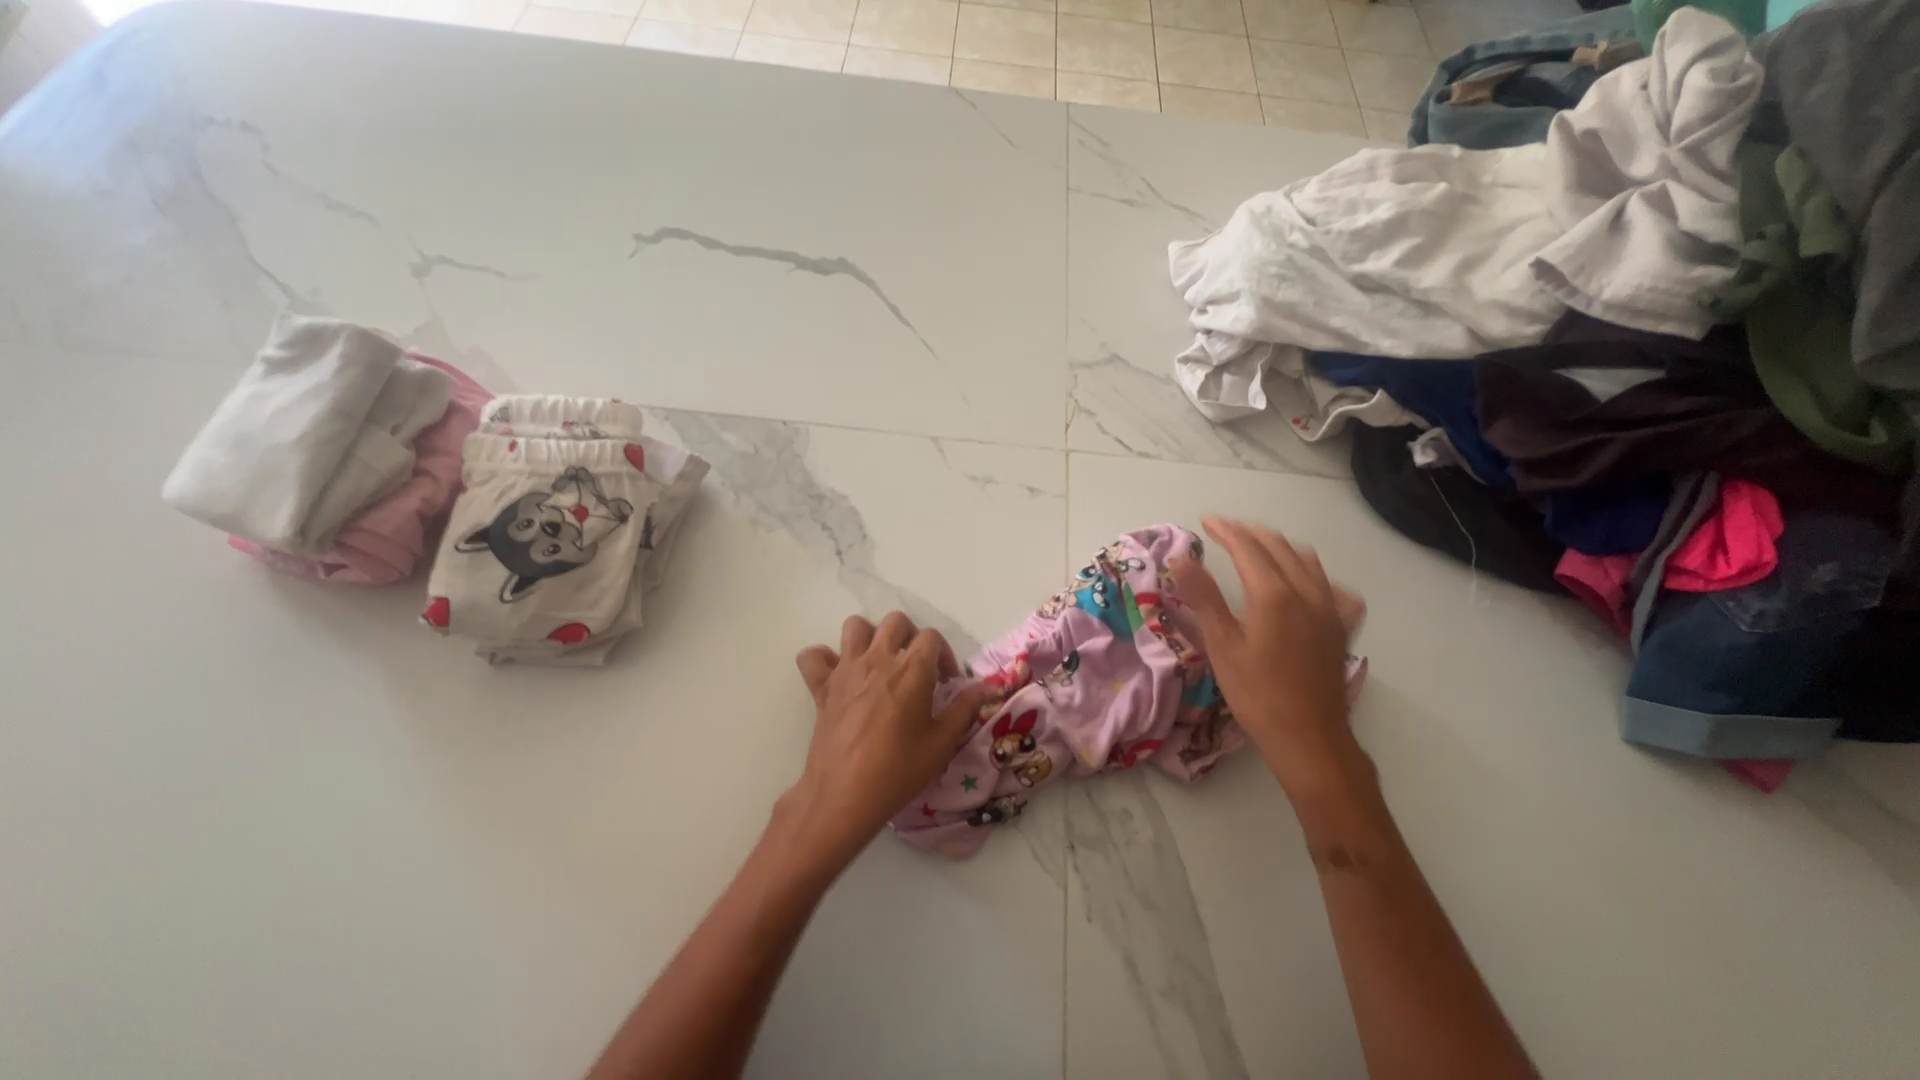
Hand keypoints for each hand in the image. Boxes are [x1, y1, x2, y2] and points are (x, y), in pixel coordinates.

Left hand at [781, 613, 987, 861]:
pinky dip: (824, 658)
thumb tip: (986, 687)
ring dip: (870, 637)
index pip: (932, 637)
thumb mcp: (942, 742)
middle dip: (911, 638)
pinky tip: (838, 676)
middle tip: (916, 668)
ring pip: (855, 626)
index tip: (946, 683)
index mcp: (912, 669)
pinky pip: (813, 656)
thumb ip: (965, 708)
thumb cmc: (899, 770)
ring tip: (880, 663)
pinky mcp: (821, 686)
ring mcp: (846, 670)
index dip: (944, 655)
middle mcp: (878, 659)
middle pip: (896, 622)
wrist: (845, 795)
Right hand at [1171, 517, 1367, 799]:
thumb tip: (1181, 558)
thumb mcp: (1221, 646)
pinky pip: (1332, 586)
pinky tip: (1304, 585)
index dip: (1226, 530)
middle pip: (1279, 546)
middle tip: (1225, 531)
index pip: (1248, 547)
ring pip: (1307, 561)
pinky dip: (1312, 573)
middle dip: (1251, 533)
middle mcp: (1307, 591)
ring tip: (1258, 549)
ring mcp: (1330, 609)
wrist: (1308, 737)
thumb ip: (1203, 597)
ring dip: (1280, 547)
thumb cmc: (1257, 694)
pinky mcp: (1340, 628)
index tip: (1206, 522)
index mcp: (1274, 594)